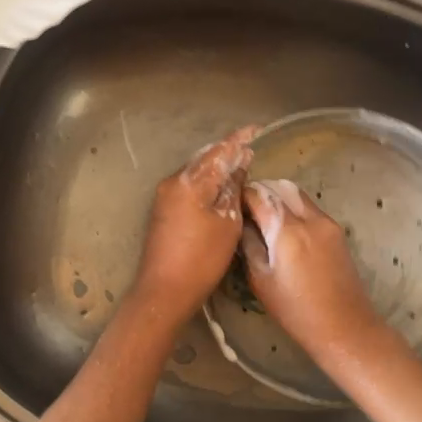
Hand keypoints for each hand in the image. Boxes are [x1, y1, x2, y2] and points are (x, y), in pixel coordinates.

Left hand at [131, 126, 257, 315]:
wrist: (165, 291)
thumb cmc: (201, 259)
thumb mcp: (228, 224)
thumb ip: (233, 190)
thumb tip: (239, 165)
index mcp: (189, 181)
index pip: (219, 151)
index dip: (239, 139)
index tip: (257, 129)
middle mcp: (173, 182)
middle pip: (205, 159)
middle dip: (228, 153)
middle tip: (251, 151)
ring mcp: (165, 197)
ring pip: (196, 173)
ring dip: (217, 169)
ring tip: (241, 169)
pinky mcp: (163, 212)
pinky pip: (189, 187)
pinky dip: (207, 184)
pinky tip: (222, 191)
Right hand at [240, 179, 383, 356]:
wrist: (344, 327)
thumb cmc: (295, 310)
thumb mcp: (260, 280)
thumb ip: (249, 245)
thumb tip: (241, 224)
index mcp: (288, 231)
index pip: (259, 194)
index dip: (241, 195)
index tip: (230, 207)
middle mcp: (310, 218)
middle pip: (280, 186)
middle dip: (260, 191)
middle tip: (244, 210)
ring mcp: (327, 223)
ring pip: (297, 194)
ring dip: (278, 198)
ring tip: (263, 220)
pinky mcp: (337, 232)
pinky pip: (310, 208)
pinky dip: (293, 209)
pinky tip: (283, 231)